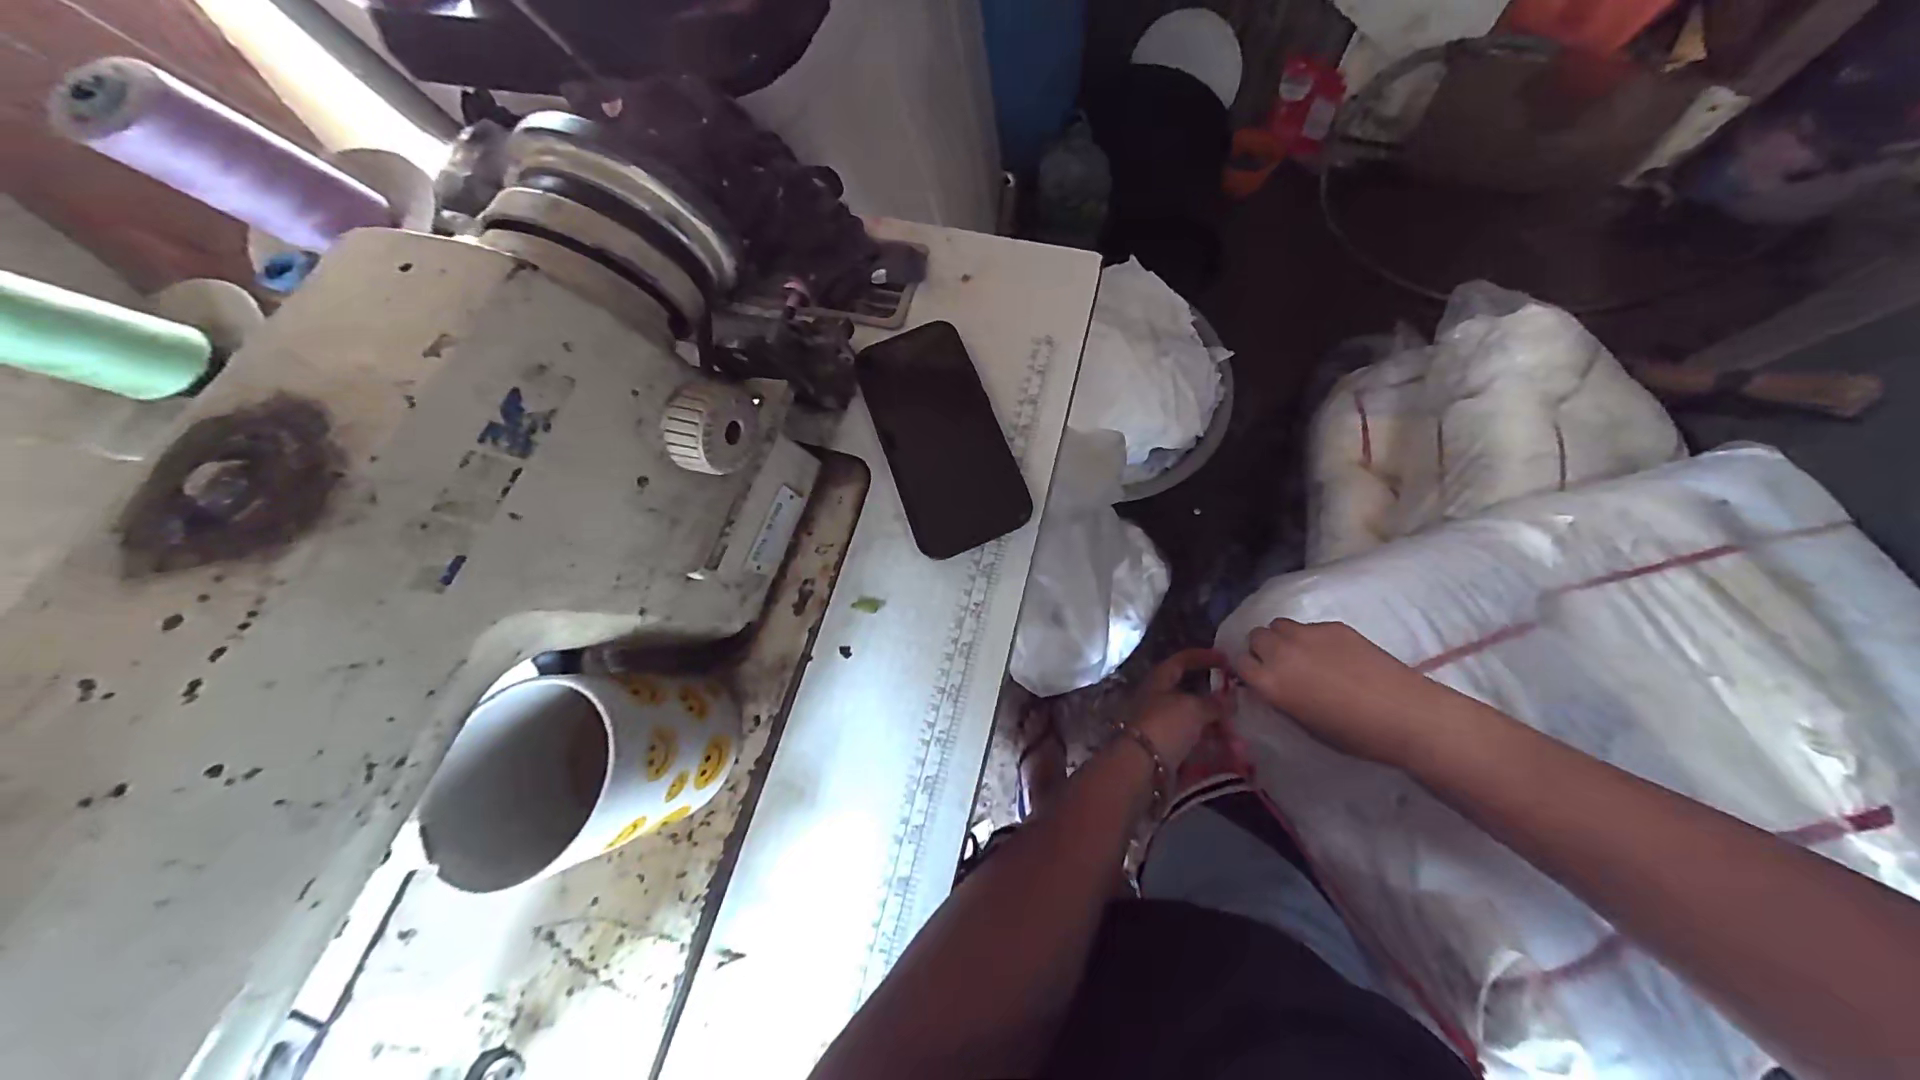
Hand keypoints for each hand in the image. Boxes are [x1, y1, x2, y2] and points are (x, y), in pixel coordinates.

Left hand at [1130, 648, 1233, 767]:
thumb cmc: (1165, 726)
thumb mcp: (1192, 708)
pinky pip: (1197, 747)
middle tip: (1240, 713)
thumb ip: (1214, 702)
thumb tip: (1230, 698)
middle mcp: (1159, 701)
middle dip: (1220, 707)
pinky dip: (1215, 751)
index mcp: (1159, 681)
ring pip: (1199, 725)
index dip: (1203, 656)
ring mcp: (1164, 727)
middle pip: (1194, 698)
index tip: (1227, 659)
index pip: (1181, 661)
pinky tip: (1233, 759)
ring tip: (1241, 748)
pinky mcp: (1170, 751)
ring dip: (1221, 734)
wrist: (1141, 768)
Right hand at [1229, 619, 1451, 767]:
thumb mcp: (1303, 722)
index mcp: (1269, 683)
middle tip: (1284, 665)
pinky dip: (1313, 637)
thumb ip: (1280, 697)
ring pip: (1279, 625)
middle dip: (1264, 648)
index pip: (1239, 662)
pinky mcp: (1333, 626)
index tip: (1262, 678)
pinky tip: (1336, 655)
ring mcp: (1307, 635)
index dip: (1251, 670)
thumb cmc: (1353, 733)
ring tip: (1305, 654)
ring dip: (1284, 638)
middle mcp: (1280, 653)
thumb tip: (1274, 684)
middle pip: (1256, 636)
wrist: (1404, 715)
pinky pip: (1309, 626)